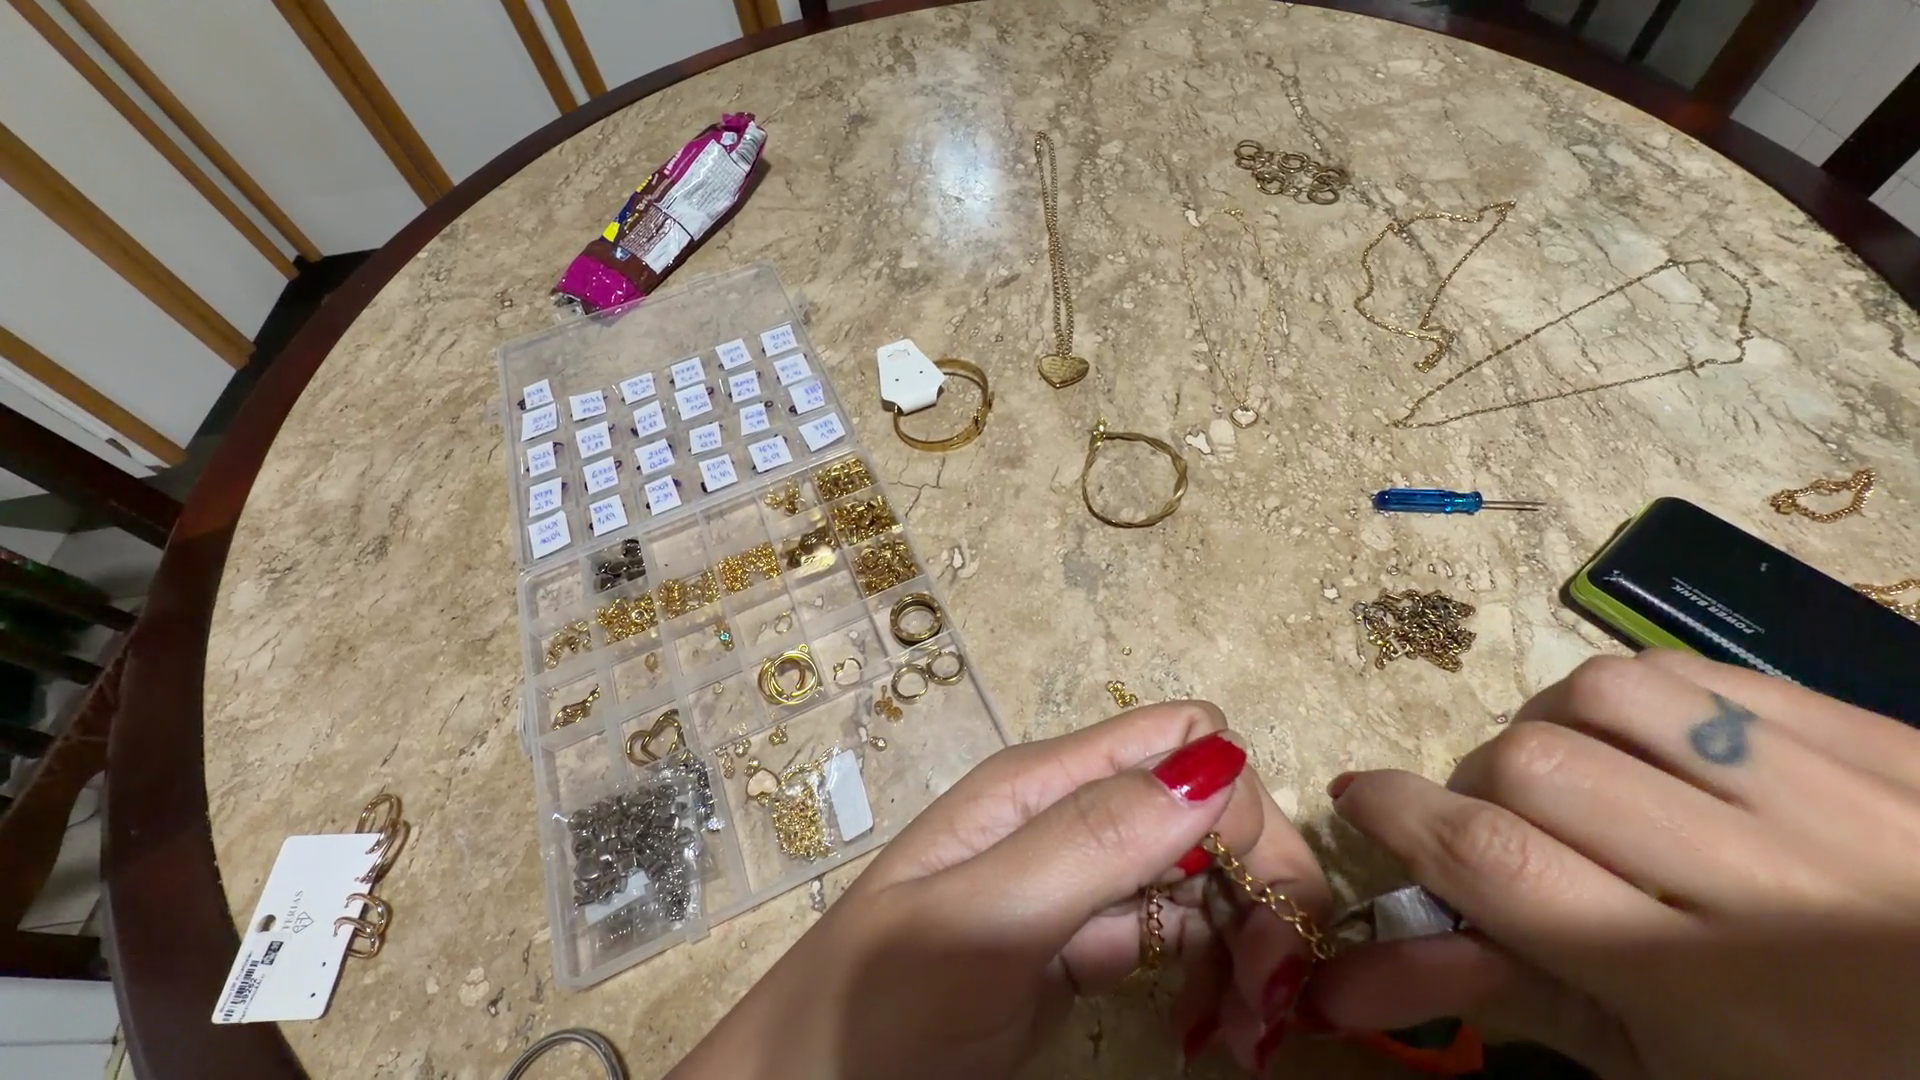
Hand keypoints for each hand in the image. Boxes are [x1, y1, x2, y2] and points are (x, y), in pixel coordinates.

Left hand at [668, 701, 1329, 1078]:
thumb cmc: (883, 999)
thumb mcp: (981, 916)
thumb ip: (1088, 839)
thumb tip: (1216, 765)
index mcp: (1041, 783)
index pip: (1181, 739)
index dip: (1236, 803)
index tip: (1255, 901)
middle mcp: (1068, 815)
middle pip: (1205, 803)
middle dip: (1258, 878)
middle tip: (1269, 988)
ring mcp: (1079, 880)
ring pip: (1202, 872)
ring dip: (1247, 935)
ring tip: (1246, 1023)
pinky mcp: (1085, 941)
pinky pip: (1175, 932)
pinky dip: (1212, 970)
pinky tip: (1211, 1024)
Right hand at [1305, 651, 1919, 1078]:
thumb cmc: (1814, 1078)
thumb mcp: (1655, 1068)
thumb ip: (1499, 995)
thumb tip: (1338, 979)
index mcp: (1706, 986)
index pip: (1494, 859)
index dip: (1399, 814)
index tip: (1360, 799)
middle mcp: (1771, 879)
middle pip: (1534, 766)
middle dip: (1475, 786)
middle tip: (1494, 823)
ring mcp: (1843, 797)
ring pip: (1602, 693)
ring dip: (1546, 728)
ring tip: (1572, 774)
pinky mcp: (1883, 741)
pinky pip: (1693, 672)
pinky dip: (1629, 701)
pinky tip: (1648, 747)